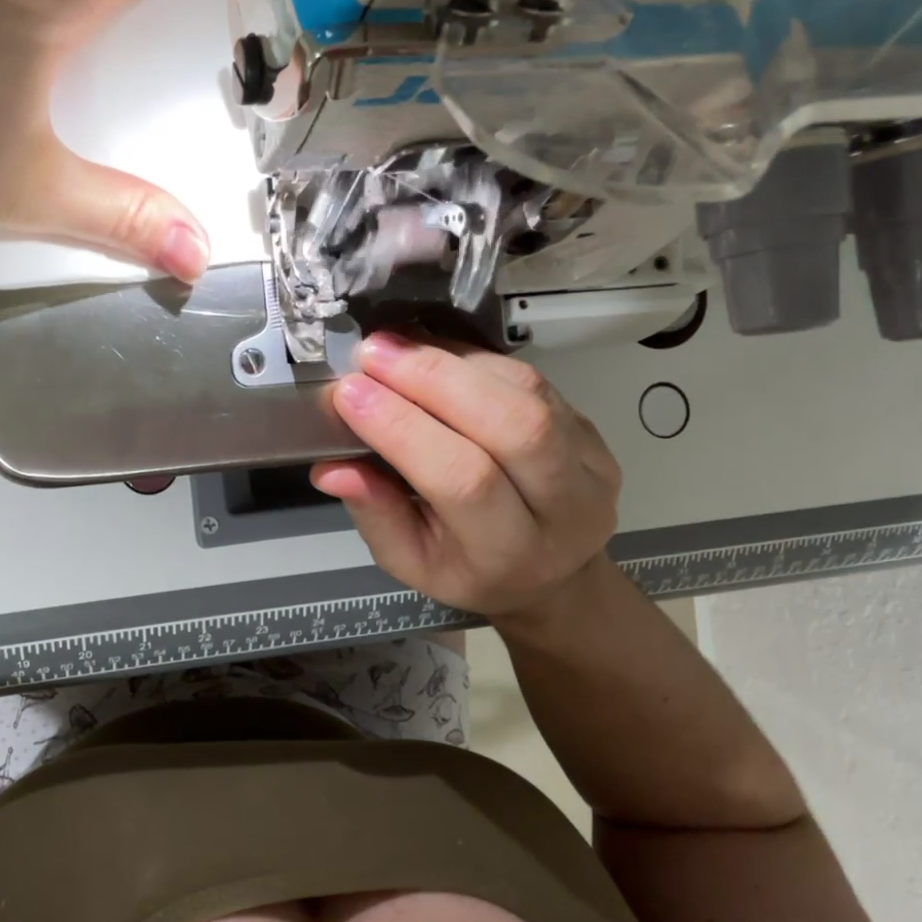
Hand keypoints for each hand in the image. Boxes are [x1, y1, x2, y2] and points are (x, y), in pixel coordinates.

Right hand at [311, 333, 621, 618]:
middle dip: (434, 379)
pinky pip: (532, 378)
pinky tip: (430, 352)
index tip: (349, 393)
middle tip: (372, 354)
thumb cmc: (469, 569)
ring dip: (452, 361)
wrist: (554, 574)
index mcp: (509, 553)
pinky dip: (474, 358)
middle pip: (512, 425)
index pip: (463, 479)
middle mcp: (564, 507)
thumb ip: (375, 514)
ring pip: (525, 392)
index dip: (403, 428)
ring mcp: (588, 462)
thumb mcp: (410, 562)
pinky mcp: (590, 428)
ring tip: (393, 346)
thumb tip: (331, 468)